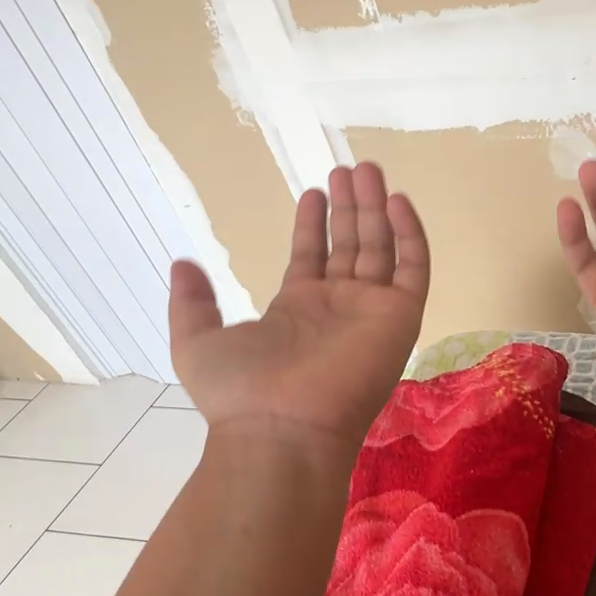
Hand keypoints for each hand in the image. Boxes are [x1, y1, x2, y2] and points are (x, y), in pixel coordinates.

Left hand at [170, 163, 428, 450]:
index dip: (313, 223)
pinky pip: (413, 267)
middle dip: (351, 206)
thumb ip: (194, 301)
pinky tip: (396, 202)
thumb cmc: (241, 390)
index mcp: (298, 307)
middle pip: (351, 244)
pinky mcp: (401, 315)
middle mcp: (339, 304)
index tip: (314, 191)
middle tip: (351, 167)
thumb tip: (182, 263)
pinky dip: (409, 234)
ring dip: (376, 208)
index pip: (313, 255)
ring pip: (382, 247)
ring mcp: (373, 308)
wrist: (283, 428)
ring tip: (368, 169)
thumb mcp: (197, 340)